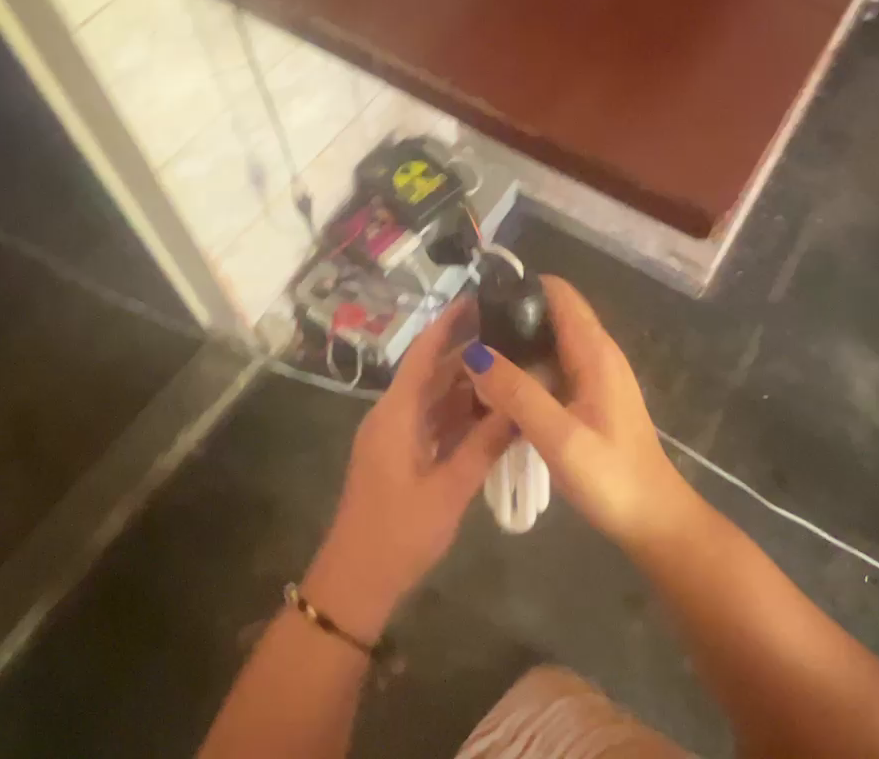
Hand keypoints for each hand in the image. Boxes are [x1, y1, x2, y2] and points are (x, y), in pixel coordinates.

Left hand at [304, 298, 514, 643]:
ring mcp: (395, 437)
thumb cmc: (399, 533)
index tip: (480, 298)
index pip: (424, 353)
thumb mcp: (449, 490)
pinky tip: (494, 412)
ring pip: (435, 399)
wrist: (356, 581)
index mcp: (396, 414)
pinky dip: (461, 415)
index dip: (449, 323)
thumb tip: (522, 403)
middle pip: (432, 372)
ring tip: (512, 366)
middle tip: (513, 334)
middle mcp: (393, 416)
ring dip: (468, 385)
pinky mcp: (401, 457)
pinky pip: (434, 423)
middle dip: (469, 352)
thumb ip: (485, 444)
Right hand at [462, 276, 694, 549]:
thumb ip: (518, 393)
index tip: (478, 302)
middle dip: (509, 318)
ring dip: (514, 347)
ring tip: (470, 362)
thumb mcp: (560, 437)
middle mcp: (597, 354)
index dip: (520, 288)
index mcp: (595, 352)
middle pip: (550, 315)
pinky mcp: (590, 400)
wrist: (654, 521)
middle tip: (463, 338)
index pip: (558, 293)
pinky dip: (525, 372)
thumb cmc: (612, 478)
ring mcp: (595, 378)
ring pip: (548, 345)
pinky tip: (497, 394)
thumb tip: (474, 353)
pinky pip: (552, 371)